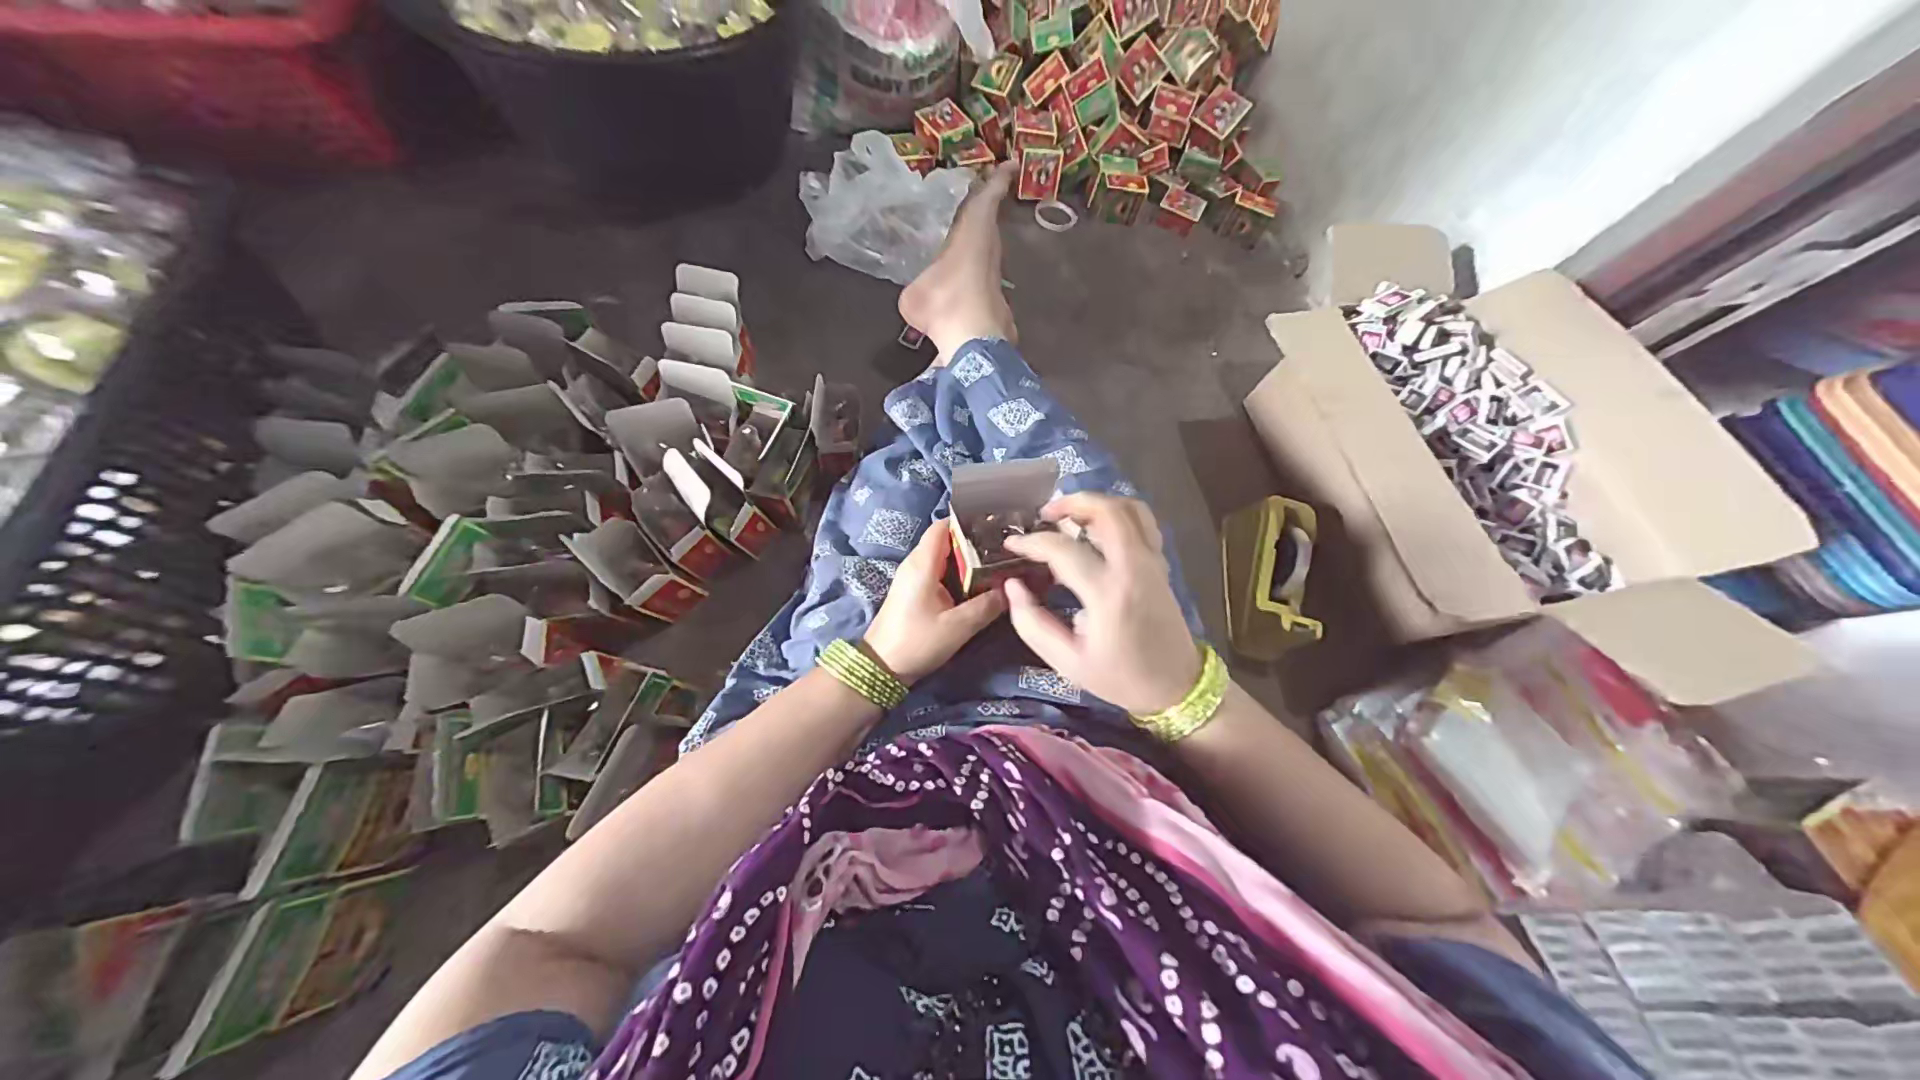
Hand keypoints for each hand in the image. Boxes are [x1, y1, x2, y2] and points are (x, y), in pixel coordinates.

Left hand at [863, 517, 1007, 683]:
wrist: (881, 667)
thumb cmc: (917, 642)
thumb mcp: (958, 626)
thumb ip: (987, 605)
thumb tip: (1011, 589)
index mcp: (922, 563)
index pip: (943, 526)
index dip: (968, 523)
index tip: (994, 529)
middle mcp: (915, 564)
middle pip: (946, 541)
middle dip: (973, 543)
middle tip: (1003, 551)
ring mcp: (912, 578)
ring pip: (944, 558)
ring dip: (967, 562)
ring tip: (996, 566)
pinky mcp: (913, 593)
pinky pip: (938, 573)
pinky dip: (957, 575)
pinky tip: (976, 586)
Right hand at [1001, 493, 1201, 713]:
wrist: (1176, 686)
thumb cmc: (1120, 677)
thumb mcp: (1066, 662)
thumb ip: (1032, 623)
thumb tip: (1013, 586)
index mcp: (1107, 594)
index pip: (1063, 549)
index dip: (1031, 542)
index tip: (1011, 545)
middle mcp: (1133, 568)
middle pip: (1106, 511)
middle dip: (1071, 503)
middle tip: (1045, 514)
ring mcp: (1152, 562)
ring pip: (1129, 509)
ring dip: (1097, 502)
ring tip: (1070, 515)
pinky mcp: (1161, 564)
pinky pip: (1143, 522)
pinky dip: (1118, 514)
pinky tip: (1097, 527)